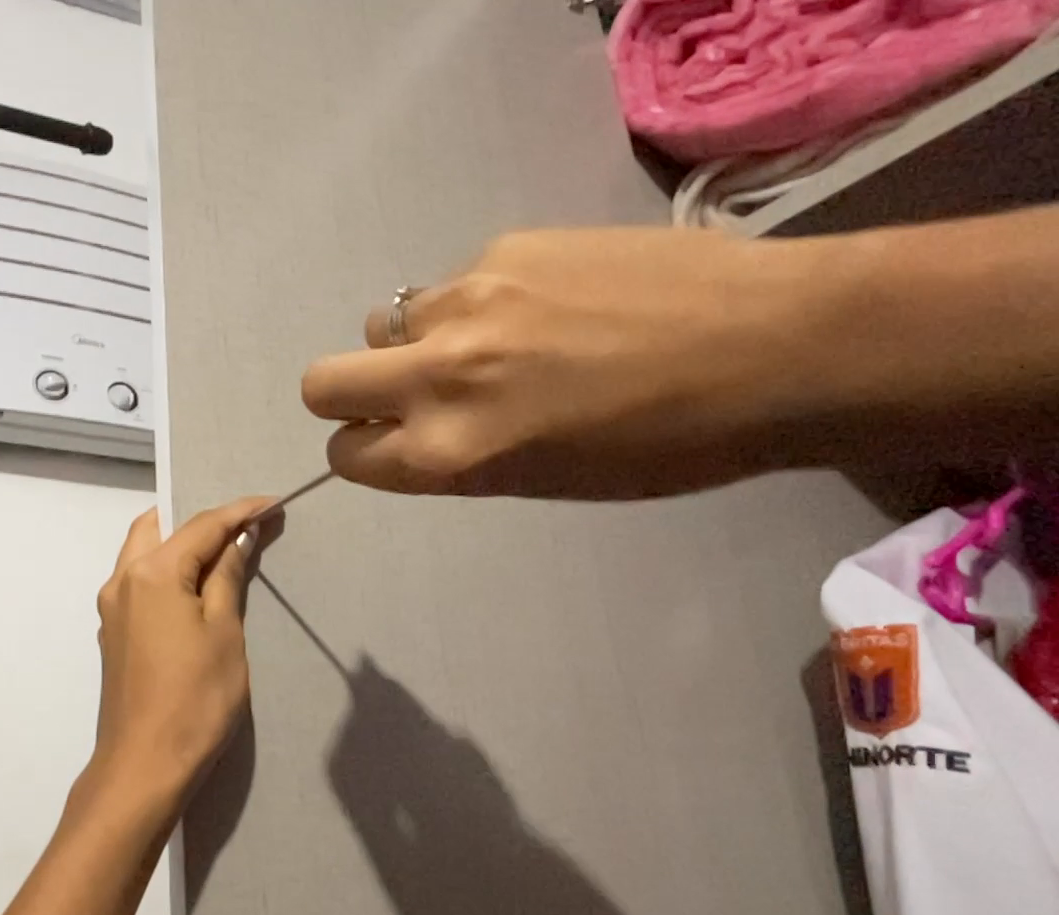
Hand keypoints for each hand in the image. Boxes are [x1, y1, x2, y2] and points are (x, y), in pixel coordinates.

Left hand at [86, 497, 277, 811]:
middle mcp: (120, 580)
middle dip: (198, 520)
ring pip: (142, 553)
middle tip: (240, 528)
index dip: (238, 511)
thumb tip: (237, 538)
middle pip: (158, 528)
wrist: (143, 765)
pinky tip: (193, 588)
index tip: (271, 504)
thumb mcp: (224, 633)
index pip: (199, 525)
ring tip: (221, 554)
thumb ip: (226, 577)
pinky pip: (138, 582)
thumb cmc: (195, 699)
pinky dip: (165, 571)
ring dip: (178, 545)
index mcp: (150, 573)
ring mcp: (111, 608)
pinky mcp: (113, 633)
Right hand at [301, 227, 846, 498]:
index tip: (393, 442)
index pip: (344, 454)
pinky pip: (453, 284)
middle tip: (402, 393)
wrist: (779, 344)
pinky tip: (546, 304)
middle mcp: (438, 375)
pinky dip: (476, 301)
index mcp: (448, 452)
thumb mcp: (538, 480)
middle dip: (347, 395)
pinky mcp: (504, 247)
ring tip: (494, 341)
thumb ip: (451, 456)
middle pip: (320, 382)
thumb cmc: (662, 448)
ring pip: (385, 323)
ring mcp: (467, 301)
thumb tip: (407, 426)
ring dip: (416, 340)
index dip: (363, 450)